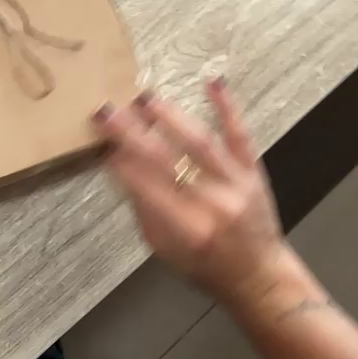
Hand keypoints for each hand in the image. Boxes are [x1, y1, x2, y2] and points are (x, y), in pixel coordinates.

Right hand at [95, 80, 319, 312]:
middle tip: (107, 109)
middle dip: (132, 133)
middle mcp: (211, 204)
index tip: (99, 139)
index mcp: (185, 229)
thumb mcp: (163, 249)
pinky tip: (213, 82)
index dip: (119, 161)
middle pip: (166, 160)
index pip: (143, 186)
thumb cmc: (204, 266)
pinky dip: (227, 107)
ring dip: (170, 116)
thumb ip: (144, 207)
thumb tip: (120, 165)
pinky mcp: (252, 171)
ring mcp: (235, 184)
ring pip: (200, 142)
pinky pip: (240, 135)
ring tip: (145, 97)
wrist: (259, 276)